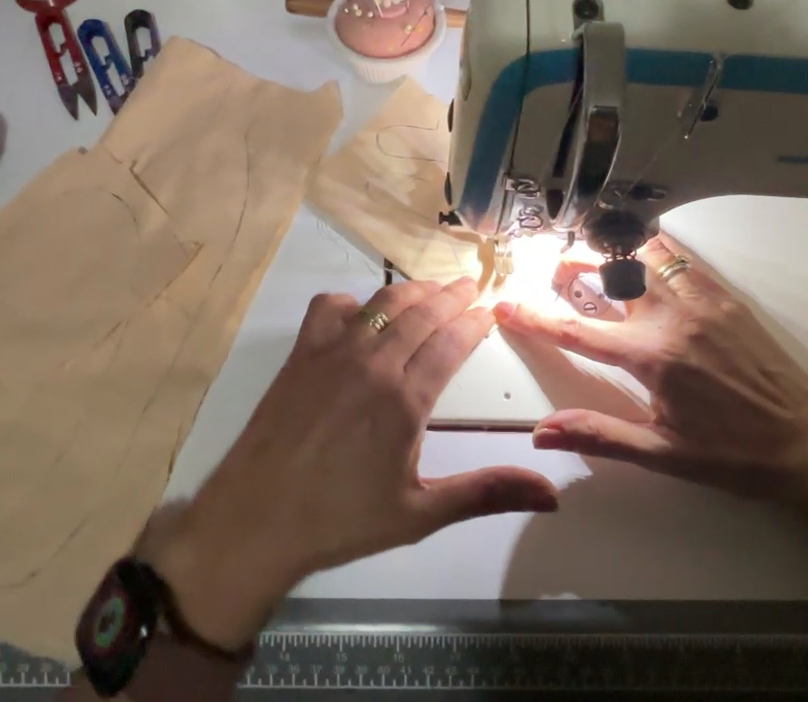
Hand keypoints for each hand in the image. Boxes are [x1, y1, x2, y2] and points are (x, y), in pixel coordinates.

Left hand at [146, 277, 558, 647]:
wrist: (256, 520)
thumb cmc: (340, 520)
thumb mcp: (419, 514)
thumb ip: (485, 493)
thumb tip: (551, 495)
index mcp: (405, 401)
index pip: (450, 344)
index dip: (473, 323)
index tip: (489, 311)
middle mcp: (372, 365)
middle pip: (421, 314)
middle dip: (450, 296)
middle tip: (470, 286)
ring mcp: (332, 354)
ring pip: (382, 305)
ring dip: (412, 291)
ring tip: (433, 288)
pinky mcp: (300, 355)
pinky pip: (329, 309)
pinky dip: (353, 302)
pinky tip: (363, 313)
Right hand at [495, 237, 807, 508]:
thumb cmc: (733, 456)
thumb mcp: (662, 454)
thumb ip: (599, 434)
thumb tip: (540, 432)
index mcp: (652, 357)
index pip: (577, 330)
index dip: (535, 317)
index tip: (505, 305)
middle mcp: (674, 317)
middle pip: (610, 270)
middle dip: (574, 263)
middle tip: (557, 270)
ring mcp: (704, 300)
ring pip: (647, 251)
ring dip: (613, 248)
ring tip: (595, 256)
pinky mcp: (728, 297)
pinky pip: (681, 258)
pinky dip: (652, 249)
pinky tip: (643, 257)